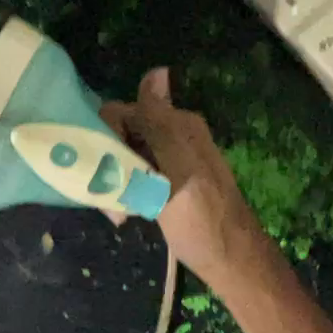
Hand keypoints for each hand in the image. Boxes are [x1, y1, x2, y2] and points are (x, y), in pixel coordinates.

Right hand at [100, 68, 274, 290]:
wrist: (231, 262)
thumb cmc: (202, 220)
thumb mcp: (178, 170)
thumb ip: (161, 124)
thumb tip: (157, 70)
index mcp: (178, 125)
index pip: (122, 113)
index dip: (105, 137)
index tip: (101, 171)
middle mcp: (173, 135)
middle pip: (121, 134)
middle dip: (107, 162)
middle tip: (109, 202)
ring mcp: (170, 159)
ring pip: (124, 157)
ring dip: (114, 181)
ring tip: (119, 214)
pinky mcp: (166, 181)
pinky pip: (134, 175)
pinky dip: (125, 191)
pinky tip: (127, 213)